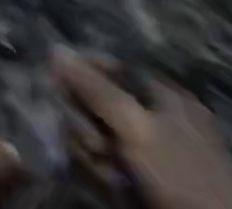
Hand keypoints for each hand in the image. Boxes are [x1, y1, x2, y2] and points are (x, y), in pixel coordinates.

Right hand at [52, 48, 231, 208]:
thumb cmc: (176, 176)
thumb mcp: (134, 126)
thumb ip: (94, 87)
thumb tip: (55, 48)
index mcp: (168, 96)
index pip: (111, 64)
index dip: (82, 69)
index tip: (56, 80)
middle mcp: (159, 118)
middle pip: (99, 100)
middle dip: (85, 119)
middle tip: (94, 142)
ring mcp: (150, 151)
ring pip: (96, 131)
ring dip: (91, 149)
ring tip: (106, 169)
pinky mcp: (141, 179)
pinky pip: (103, 160)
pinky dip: (99, 170)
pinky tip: (110, 183)